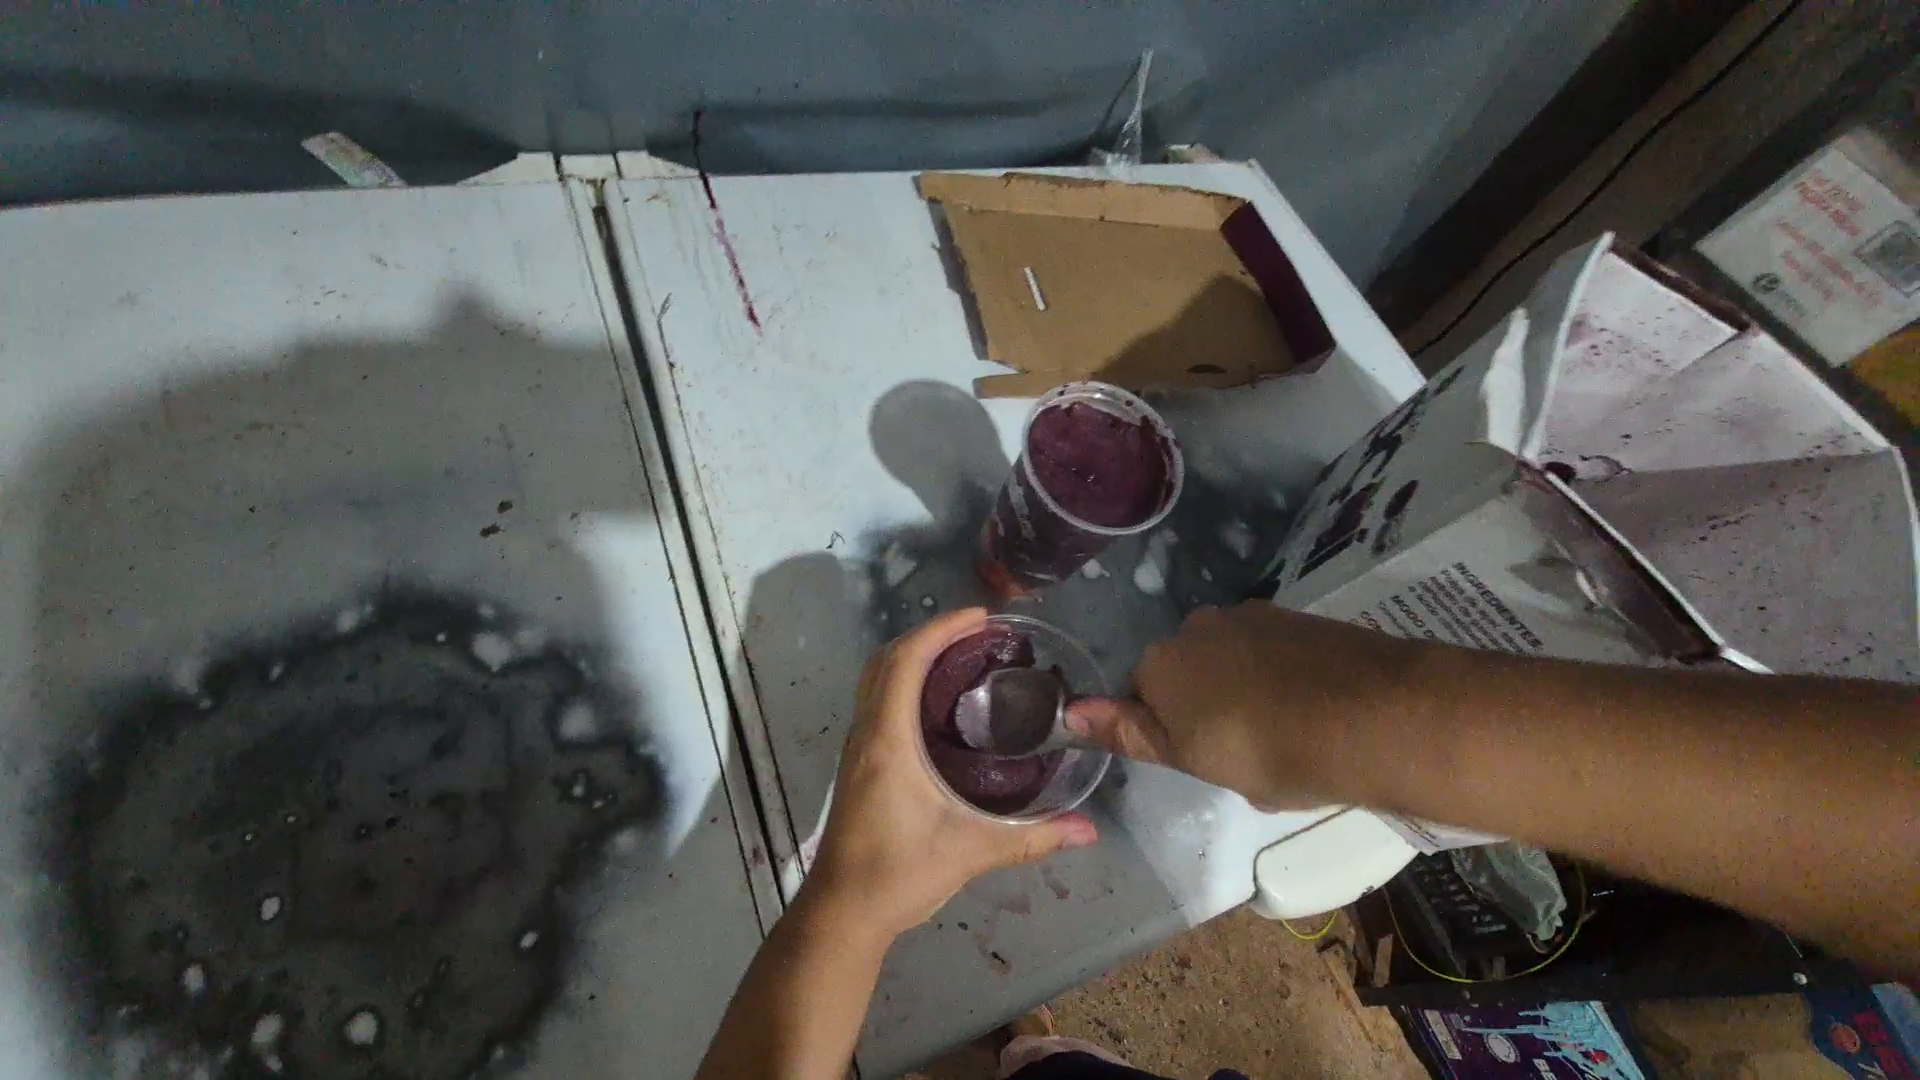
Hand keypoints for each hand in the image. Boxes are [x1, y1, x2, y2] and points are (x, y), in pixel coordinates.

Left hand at [801, 608, 1098, 940]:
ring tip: (962, 655)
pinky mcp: (858, 760)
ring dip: (913, 654)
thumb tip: (1088, 830)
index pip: (906, 661)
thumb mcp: (970, 851)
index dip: (941, 629)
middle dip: (930, 634)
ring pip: (877, 677)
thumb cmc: (898, 874)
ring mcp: (857, 745)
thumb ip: (1032, 838)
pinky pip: (877, 697)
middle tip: (978, 633)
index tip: (980, 619)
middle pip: (887, 658)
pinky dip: (904, 679)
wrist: (842, 913)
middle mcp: (866, 731)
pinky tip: (939, 699)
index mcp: (887, 739)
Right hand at [1065, 602, 1422, 808]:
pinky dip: (1278, 674)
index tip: (1200, 758)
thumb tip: (1068, 711)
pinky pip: (1268, 650)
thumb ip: (1130, 732)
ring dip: (1240, 687)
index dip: (1167, 731)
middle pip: (1184, 672)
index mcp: (1160, 663)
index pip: (1141, 695)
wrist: (1374, 716)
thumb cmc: (1268, 752)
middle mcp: (1194, 628)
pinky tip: (1309, 706)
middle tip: (1241, 753)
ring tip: (1283, 731)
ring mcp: (1248, 617)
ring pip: (1227, 660)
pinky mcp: (1295, 617)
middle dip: (1202, 705)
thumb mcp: (1191, 759)